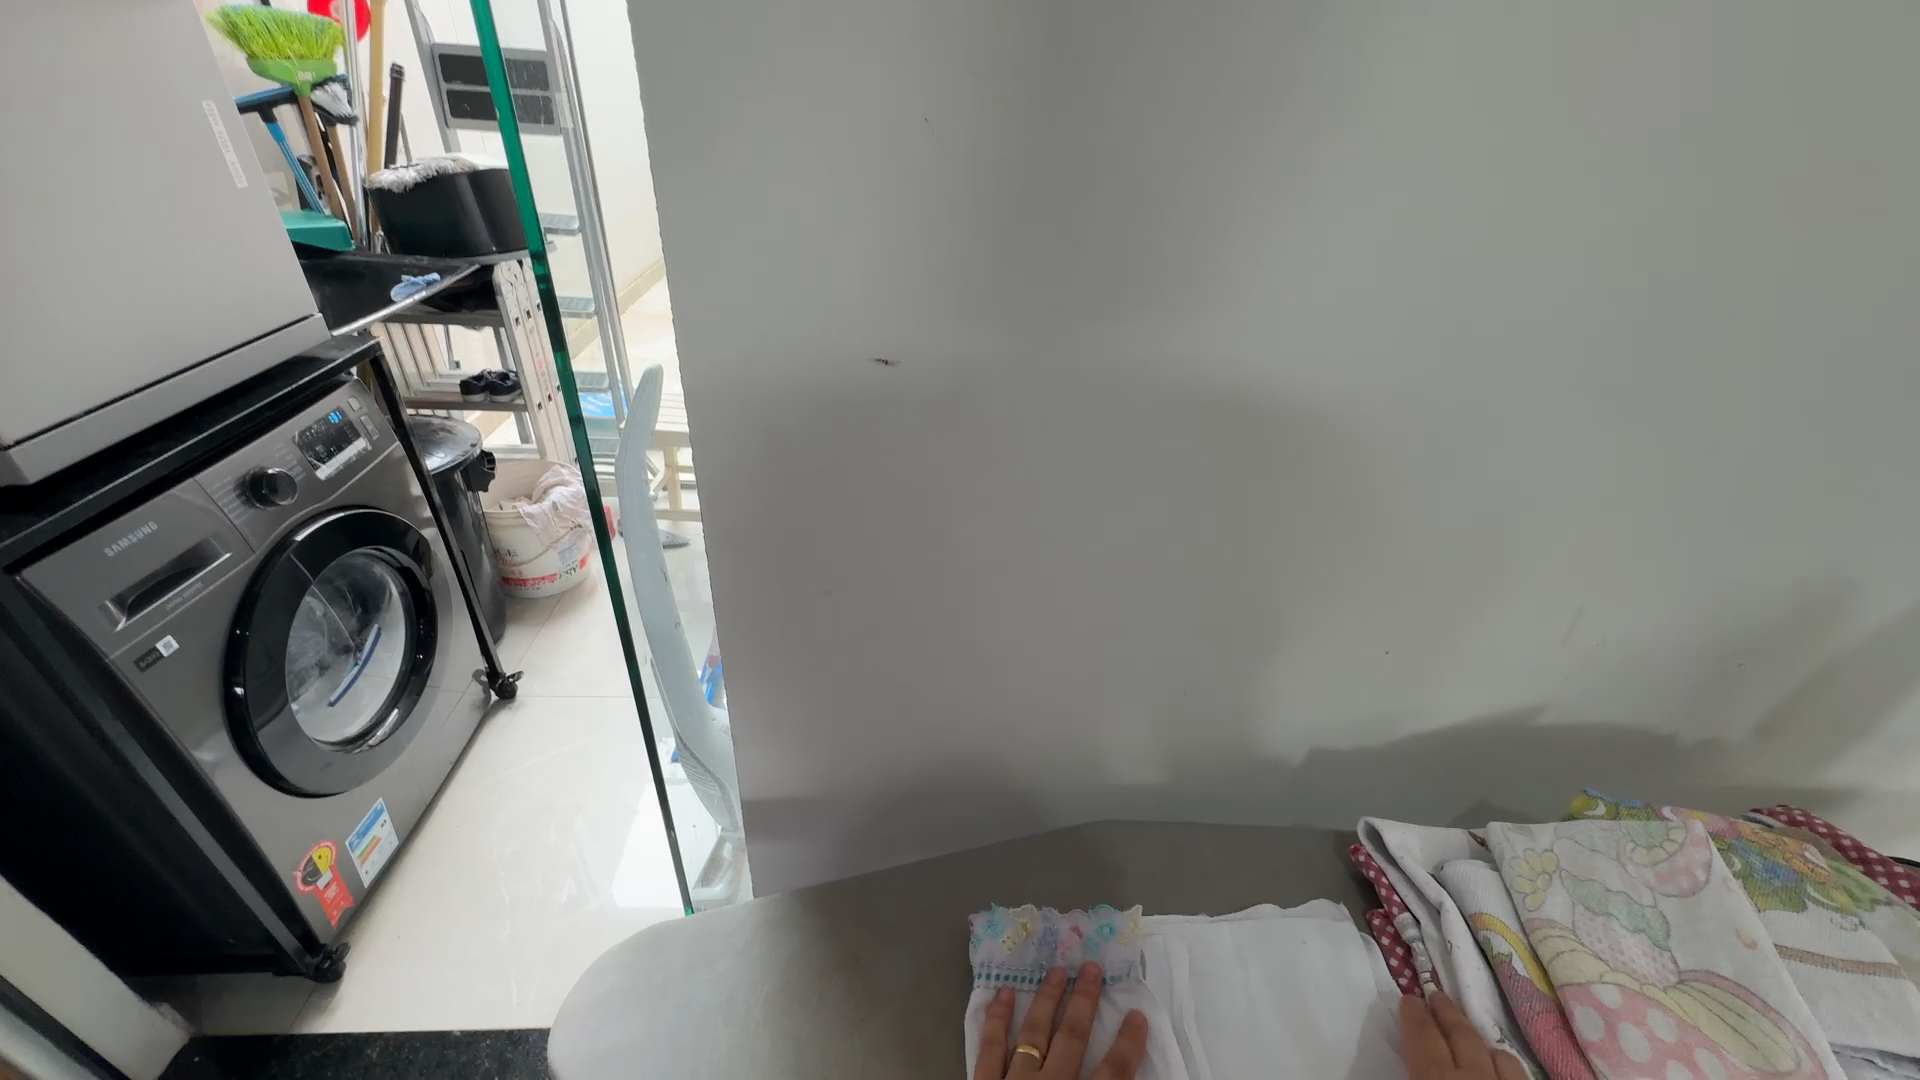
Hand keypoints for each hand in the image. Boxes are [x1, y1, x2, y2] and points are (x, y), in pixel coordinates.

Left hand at [974, 962, 1148, 1079]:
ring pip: (1033, 1033)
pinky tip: (1005, 994)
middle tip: (1092, 967)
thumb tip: (1126, 1078)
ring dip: (1047, 999)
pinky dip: (997, 1019)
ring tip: (1057, 971)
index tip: (1138, 1015)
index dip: (1128, 1044)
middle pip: (1072, 1039)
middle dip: (1084, 1001)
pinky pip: (990, 1048)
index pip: (1113, 1074)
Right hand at [1400, 991, 1528, 1079]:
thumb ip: (1412, 1069)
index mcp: (1436, 1076)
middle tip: (1436, 995)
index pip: (1423, 1035)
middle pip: (1462, 1037)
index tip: (1410, 998)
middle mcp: (1475, 1076)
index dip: (1415, 1014)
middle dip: (1447, 1013)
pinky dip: (1505, 1064)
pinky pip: (1521, 1076)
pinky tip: (1497, 1068)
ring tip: (1468, 1032)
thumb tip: (1399, 1051)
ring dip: (1480, 1039)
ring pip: (1499, 1055)